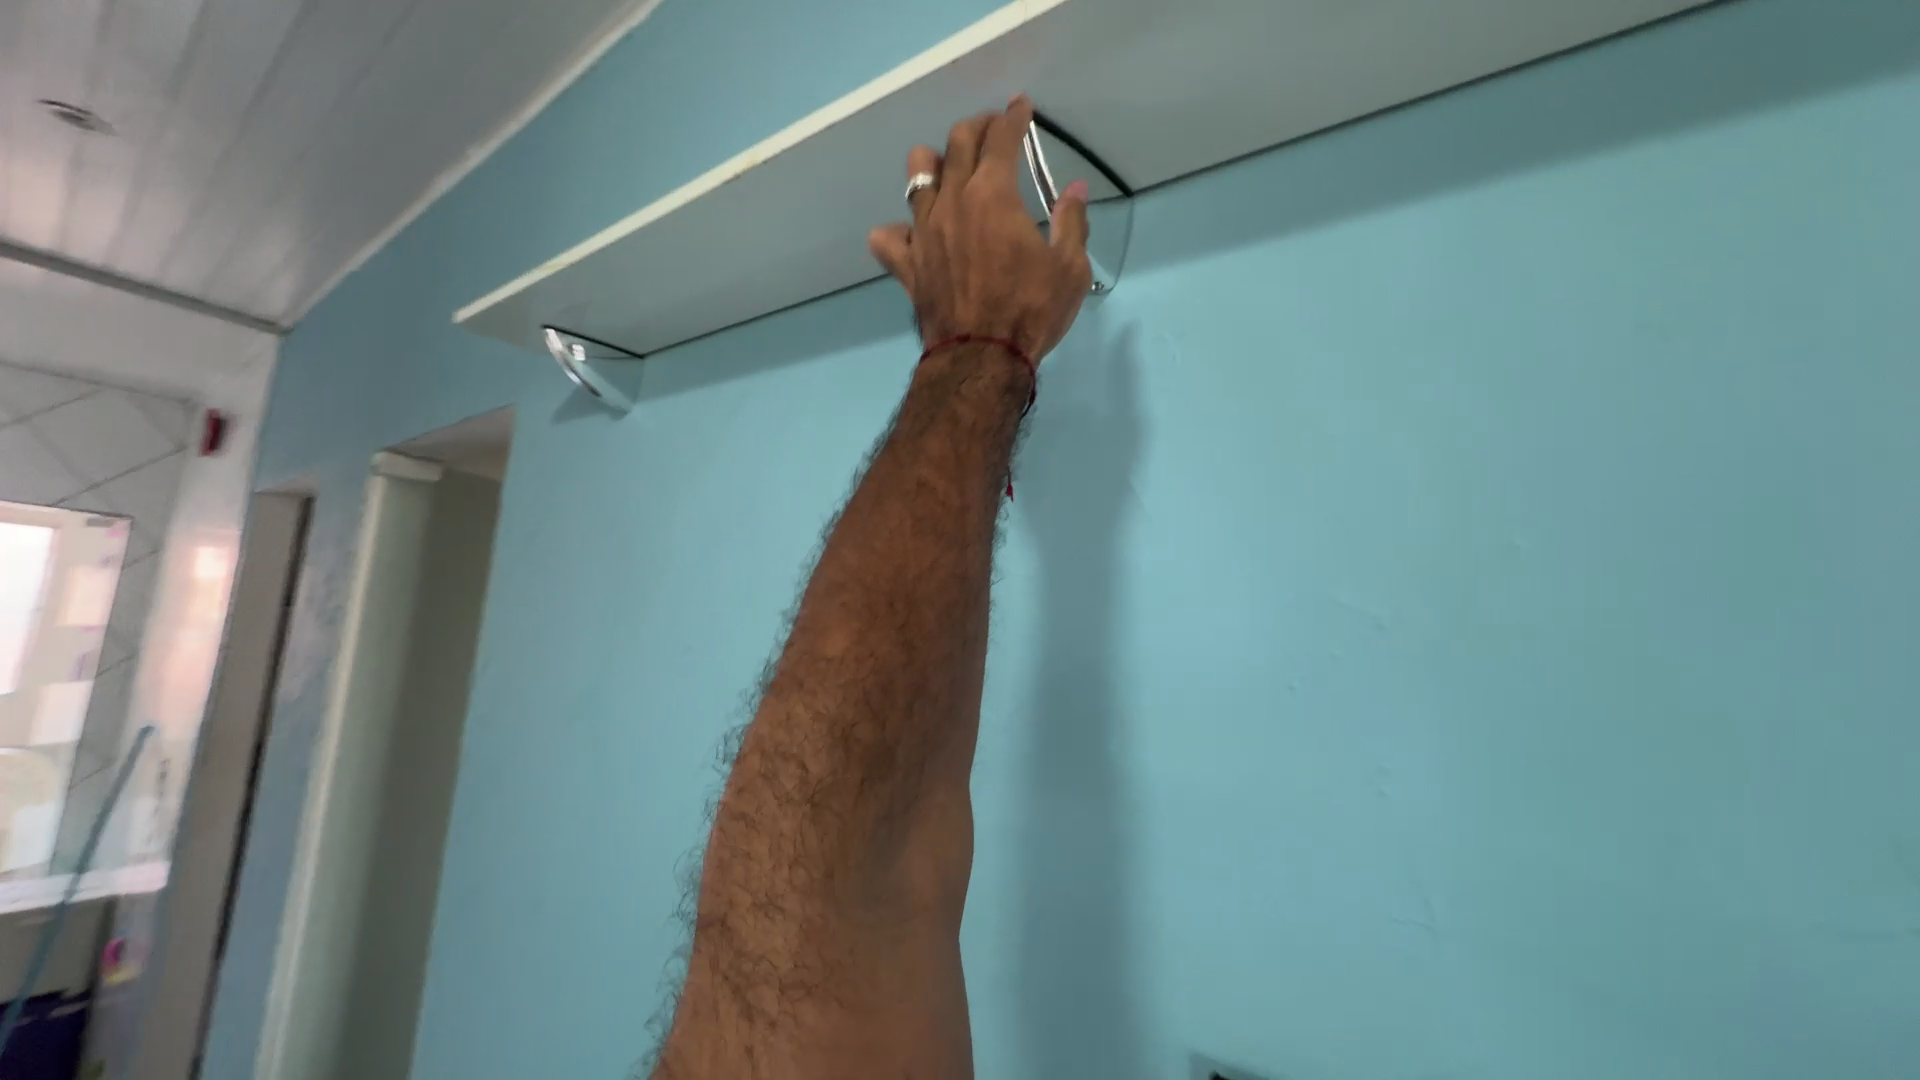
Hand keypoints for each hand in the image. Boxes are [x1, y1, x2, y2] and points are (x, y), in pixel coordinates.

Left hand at [869, 97, 1093, 362]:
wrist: (982, 358)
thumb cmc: (1031, 311)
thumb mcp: (1069, 268)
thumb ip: (1071, 222)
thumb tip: (1075, 190)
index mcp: (993, 194)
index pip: (1001, 138)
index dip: (1013, 117)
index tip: (1021, 108)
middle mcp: (952, 202)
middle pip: (957, 144)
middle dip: (977, 129)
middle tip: (991, 133)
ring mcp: (923, 232)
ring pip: (916, 176)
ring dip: (933, 163)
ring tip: (948, 170)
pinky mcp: (907, 266)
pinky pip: (888, 238)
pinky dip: (897, 230)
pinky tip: (912, 234)